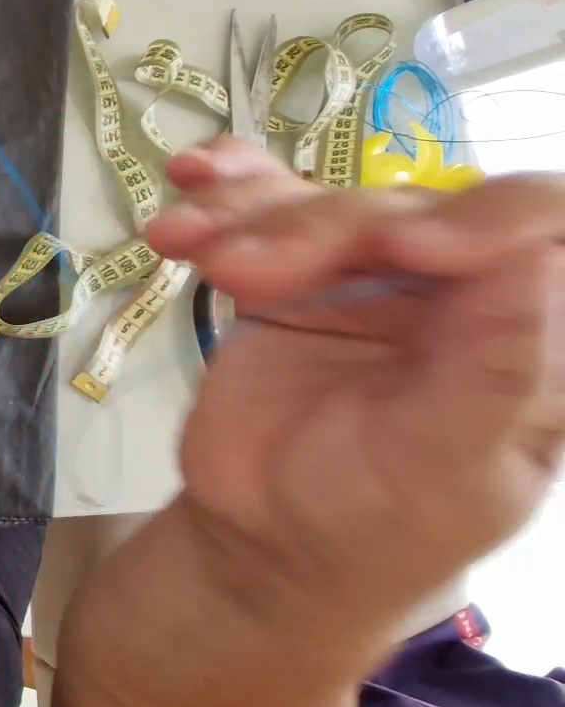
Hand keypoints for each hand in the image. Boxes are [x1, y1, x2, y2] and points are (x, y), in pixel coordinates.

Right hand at [146, 137, 563, 626]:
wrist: (260, 534)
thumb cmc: (377, 517)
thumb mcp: (446, 463)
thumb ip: (493, 369)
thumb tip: (537, 258)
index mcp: (526, 328)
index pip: (539, 232)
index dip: (485, 218)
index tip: (403, 248)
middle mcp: (446, 288)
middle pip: (394, 210)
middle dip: (310, 227)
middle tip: (234, 272)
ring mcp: (352, 279)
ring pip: (311, 203)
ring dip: (240, 209)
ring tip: (178, 238)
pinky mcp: (274, 281)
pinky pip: (255, 215)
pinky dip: (221, 187)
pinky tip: (191, 173)